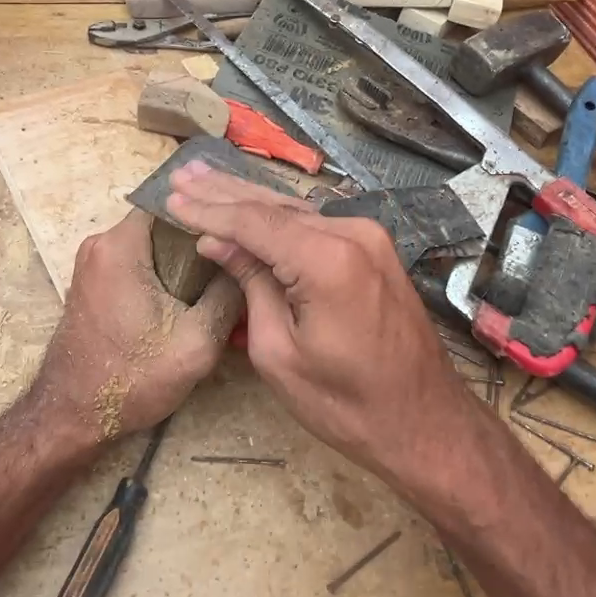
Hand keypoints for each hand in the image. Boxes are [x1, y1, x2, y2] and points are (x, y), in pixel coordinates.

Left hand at [30, 209, 244, 448]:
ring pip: (153, 243)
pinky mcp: (96, 282)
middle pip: (164, 222)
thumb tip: (248, 263)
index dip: (212, 211)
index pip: (174, 203)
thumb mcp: (196, 342)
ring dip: (186, 256)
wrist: (73, 416)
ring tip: (226, 270)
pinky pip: (139, 261)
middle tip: (241, 252)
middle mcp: (102, 243)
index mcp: (120, 244)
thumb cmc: (132, 378)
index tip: (243, 225)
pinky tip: (195, 289)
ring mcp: (95, 262)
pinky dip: (166, 270)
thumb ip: (227, 295)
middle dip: (201, 236)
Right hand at [166, 162, 477, 484]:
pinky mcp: (373, 248)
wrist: (425, 422)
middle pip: (273, 205)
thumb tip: (217, 241)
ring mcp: (368, 236)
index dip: (208, 211)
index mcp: (327, 260)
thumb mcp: (278, 353)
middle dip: (222, 191)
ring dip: (247, 196)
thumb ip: (250, 284)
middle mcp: (352, 233)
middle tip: (180, 174)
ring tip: (203, 175)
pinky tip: (249, 202)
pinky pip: (314, 223)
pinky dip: (277, 215)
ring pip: (294, 209)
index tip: (170, 199)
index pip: (253, 222)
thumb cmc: (346, 404)